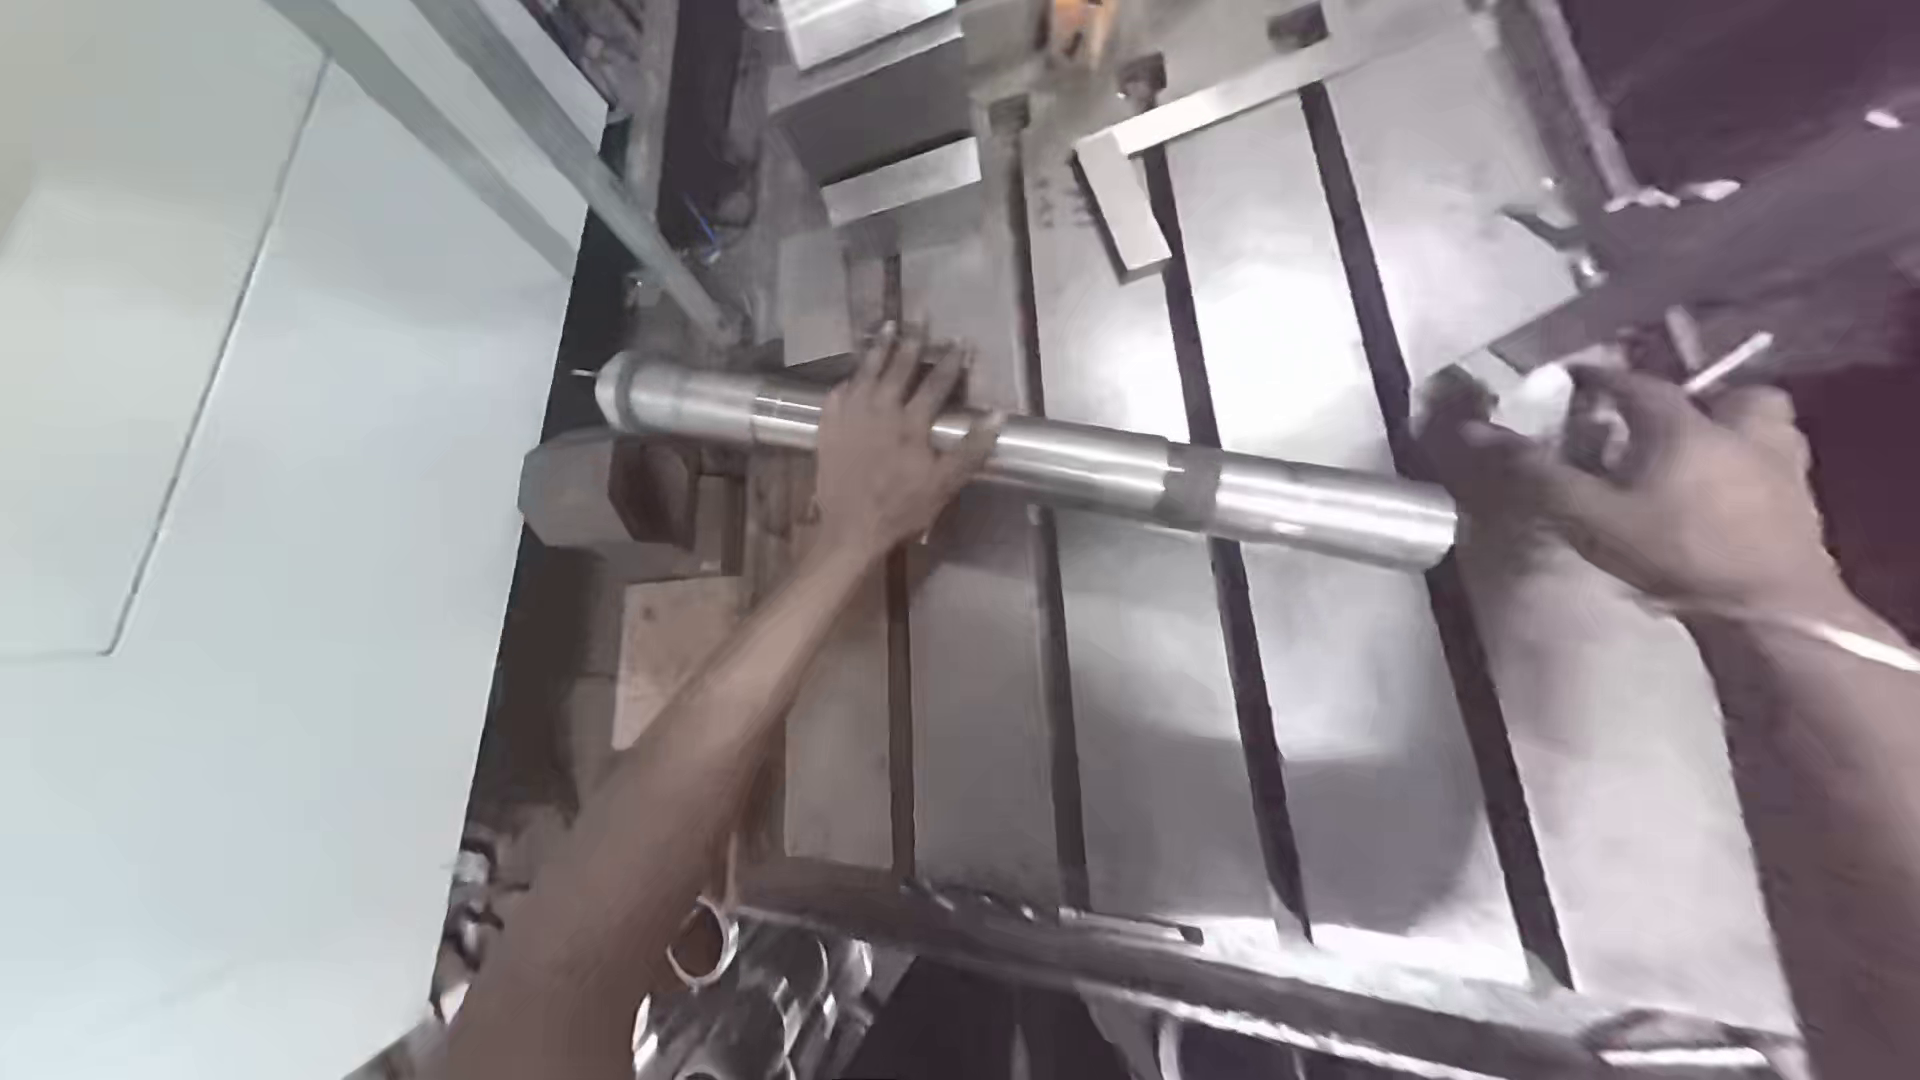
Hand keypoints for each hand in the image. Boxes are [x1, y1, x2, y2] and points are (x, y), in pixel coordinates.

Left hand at [813, 323, 1000, 560]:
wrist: (850, 527)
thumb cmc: (902, 508)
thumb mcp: (944, 484)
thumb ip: (971, 449)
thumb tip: (998, 415)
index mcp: (910, 422)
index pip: (936, 383)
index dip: (951, 361)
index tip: (961, 341)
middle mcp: (879, 409)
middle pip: (899, 368)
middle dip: (913, 341)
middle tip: (921, 317)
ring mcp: (850, 415)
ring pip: (866, 372)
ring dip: (878, 348)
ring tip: (888, 327)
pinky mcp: (829, 426)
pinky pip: (839, 392)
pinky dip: (850, 378)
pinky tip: (853, 373)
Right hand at [1426, 366, 1840, 608]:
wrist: (1763, 607)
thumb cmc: (1666, 550)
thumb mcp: (1582, 511)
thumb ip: (1532, 469)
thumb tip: (1472, 430)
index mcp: (1685, 431)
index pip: (1641, 387)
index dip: (1605, 378)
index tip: (1577, 377)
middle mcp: (1742, 435)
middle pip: (1732, 394)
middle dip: (1696, 397)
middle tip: (1656, 417)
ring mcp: (1781, 466)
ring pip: (1766, 423)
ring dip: (1731, 425)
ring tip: (1692, 447)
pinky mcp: (1798, 500)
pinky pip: (1774, 459)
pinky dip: (1745, 460)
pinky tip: (1717, 486)